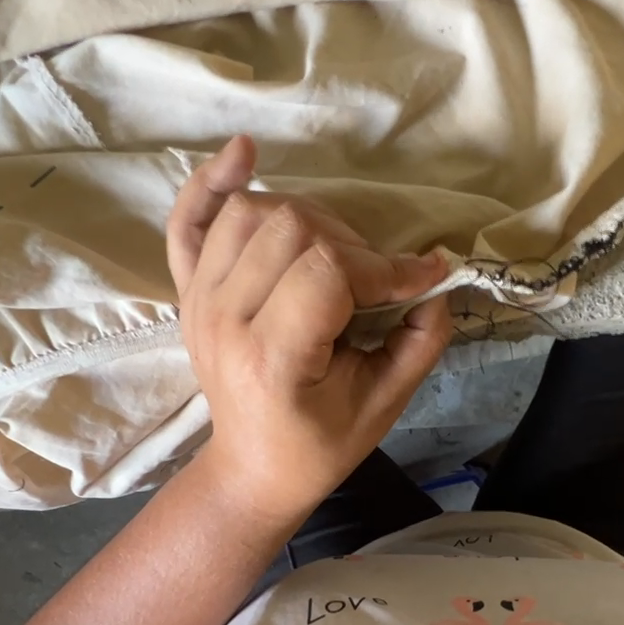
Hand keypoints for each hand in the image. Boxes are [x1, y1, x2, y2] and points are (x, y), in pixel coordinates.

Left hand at [166, 135, 451, 519]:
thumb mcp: (384, 407)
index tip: (422, 280)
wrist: (254, 469)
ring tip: (335, 255)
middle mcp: (224, 319)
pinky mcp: (188, 291)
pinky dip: (213, 182)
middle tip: (376, 283)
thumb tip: (435, 282)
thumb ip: (420, 343)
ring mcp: (198, 301)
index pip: (329, 270)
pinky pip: (190, 219)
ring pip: (252, 212)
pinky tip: (246, 154)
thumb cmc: (320, 446)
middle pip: (292, 229)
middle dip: (352, 246)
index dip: (384, 267)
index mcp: (272, 357)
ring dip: (308, 220)